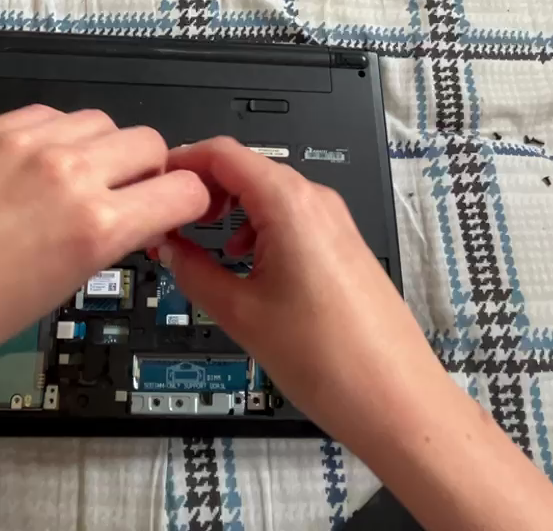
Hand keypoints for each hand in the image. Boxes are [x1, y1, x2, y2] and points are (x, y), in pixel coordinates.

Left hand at [0, 105, 215, 386]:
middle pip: (149, 141)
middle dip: (149, 170)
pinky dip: (58, 134)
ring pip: (101, 121)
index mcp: (93, 229)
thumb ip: (102, 239)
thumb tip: (129, 213)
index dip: (187, 200)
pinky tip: (35, 162)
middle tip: (126, 192)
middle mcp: (68, 175)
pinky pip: (51, 114)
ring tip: (75, 177)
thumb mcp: (56, 290)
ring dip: (103, 147)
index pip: (181, 189)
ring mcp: (27, 144)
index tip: (176, 206)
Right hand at [158, 139, 552, 530]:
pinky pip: (290, 215)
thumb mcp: (241, 314)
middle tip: (170, 216)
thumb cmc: (333, 360)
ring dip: (229, 207)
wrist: (397, 400)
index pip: (222, 152)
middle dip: (203, 187)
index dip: (181, 159)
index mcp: (289, 203)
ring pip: (267, 192)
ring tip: (201, 240)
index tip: (156, 178)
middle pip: (245, 167)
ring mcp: (333, 220)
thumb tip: (170, 248)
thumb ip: (193, 271)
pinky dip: (257, 224)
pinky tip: (243, 258)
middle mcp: (315, 200)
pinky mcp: (342, 242)